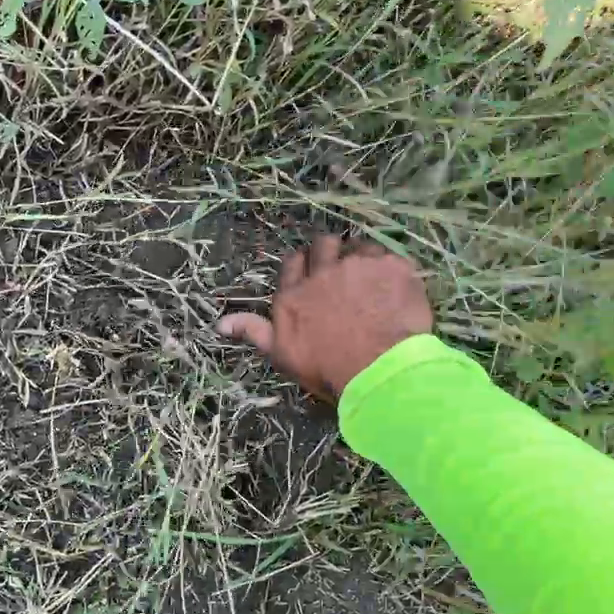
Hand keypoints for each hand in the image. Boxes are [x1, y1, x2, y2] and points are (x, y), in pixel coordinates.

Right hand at [217, 234, 433, 400]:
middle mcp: (323, 273)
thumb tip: (221, 323)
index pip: (293, 263)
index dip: (303, 264)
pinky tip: (392, 286)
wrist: (377, 368)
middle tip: (340, 269)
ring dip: (361, 257)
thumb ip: (254, 332)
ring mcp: (359, 266)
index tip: (312, 274)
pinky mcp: (392, 267)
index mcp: (293, 294)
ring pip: (359, 246)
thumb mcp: (282, 354)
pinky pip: (389, 257)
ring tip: (369, 278)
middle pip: (324, 244)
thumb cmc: (324, 367)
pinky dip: (389, 268)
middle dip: (330, 251)